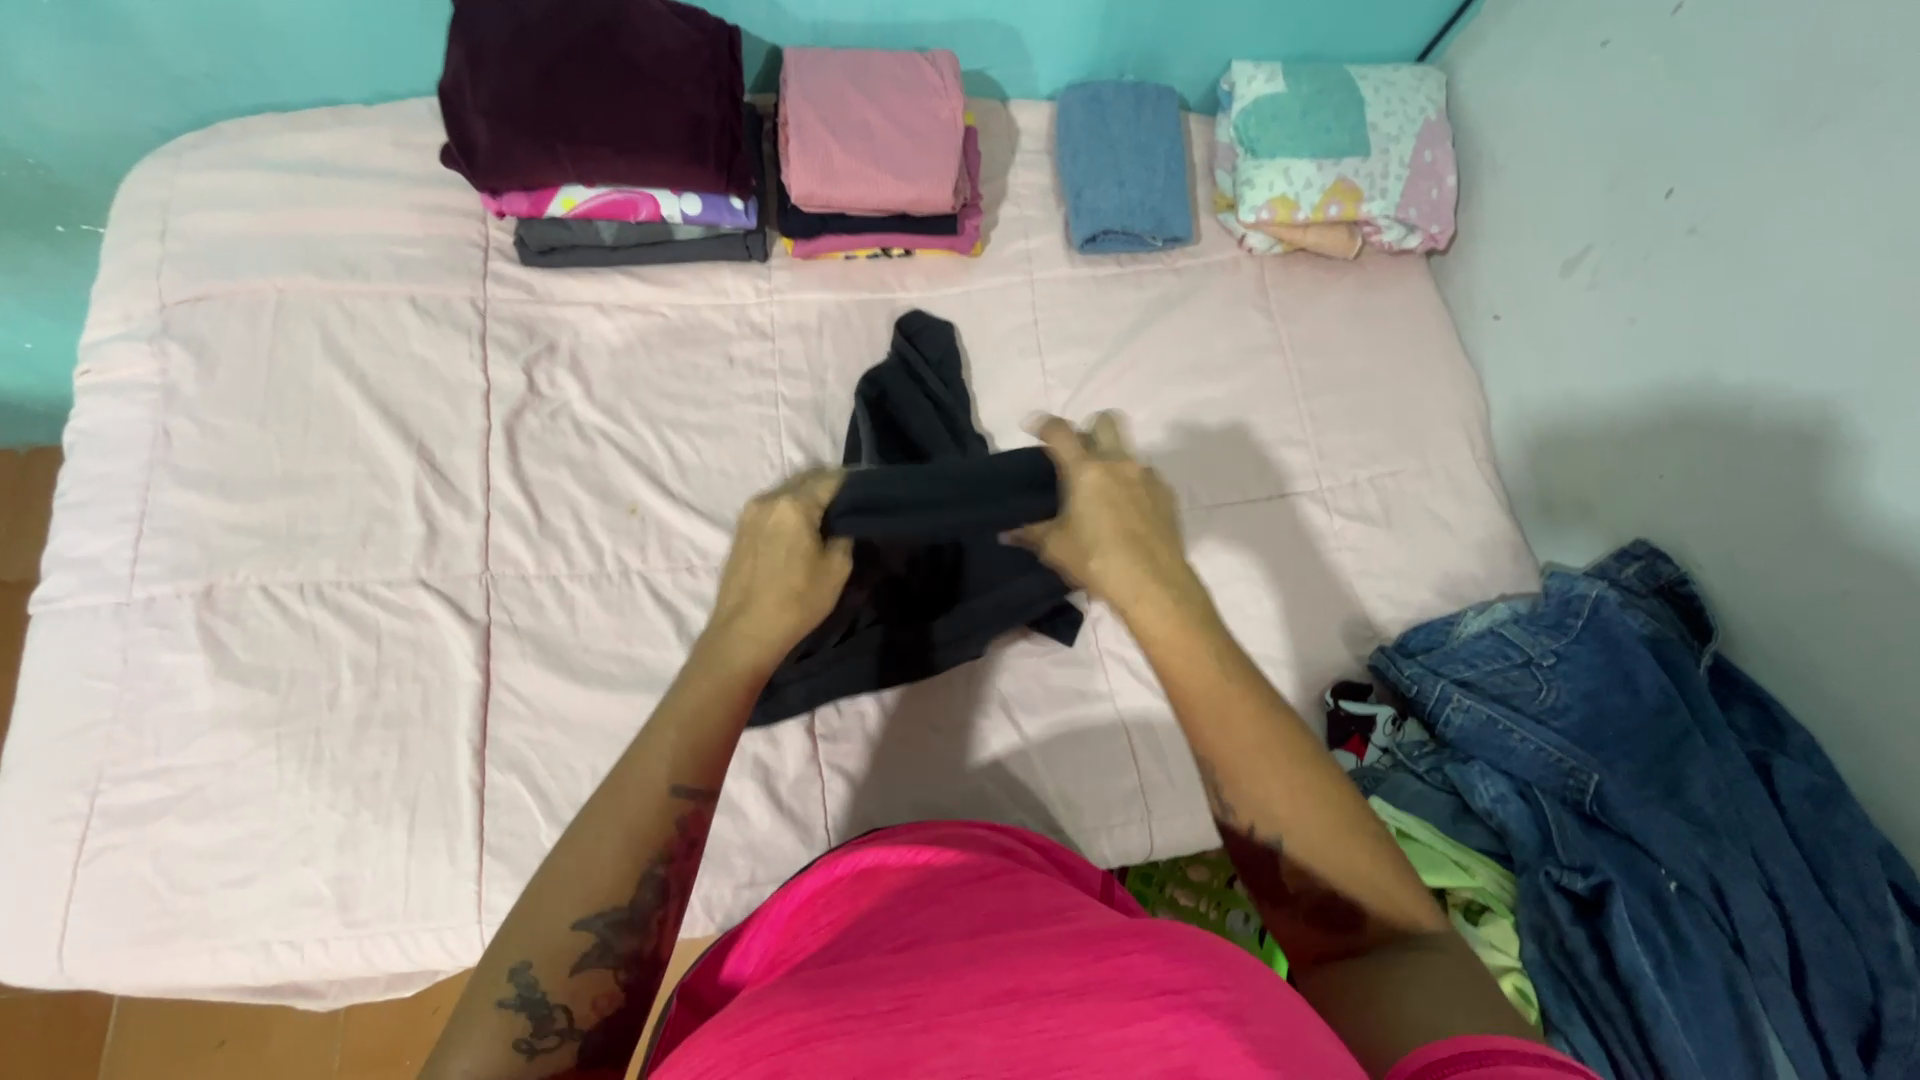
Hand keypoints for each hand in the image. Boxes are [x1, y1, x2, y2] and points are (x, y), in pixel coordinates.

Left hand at [701, 468, 854, 668]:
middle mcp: (768, 499)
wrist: (744, 632)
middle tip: (850, 509)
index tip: (867, 497)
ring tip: (826, 521)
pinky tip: (801, 532)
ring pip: (787, 492)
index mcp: (794, 504)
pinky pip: (773, 508)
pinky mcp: (740, 529)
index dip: (853, 484)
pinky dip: (790, 512)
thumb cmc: (796, 601)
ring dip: (808, 500)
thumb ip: (844, 535)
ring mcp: (749, 513)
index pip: (831, 478)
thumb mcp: (837, 569)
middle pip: (806, 480)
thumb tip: (842, 524)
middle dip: (829, 488)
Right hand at [1010, 413, 1208, 621]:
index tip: (1034, 427)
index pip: (1060, 431)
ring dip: (1112, 462)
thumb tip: (1006, 533)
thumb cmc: (1096, 561)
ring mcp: (1147, 476)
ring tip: (1101, 494)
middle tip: (1077, 455)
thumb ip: (1030, 534)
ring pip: (1127, 451)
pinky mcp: (1167, 494)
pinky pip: (1145, 477)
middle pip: (1106, 421)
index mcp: (1085, 470)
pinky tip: (1126, 513)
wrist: (1154, 584)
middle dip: (1089, 428)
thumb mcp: (1055, 548)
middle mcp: (1118, 463)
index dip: (1044, 424)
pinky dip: (1132, 486)